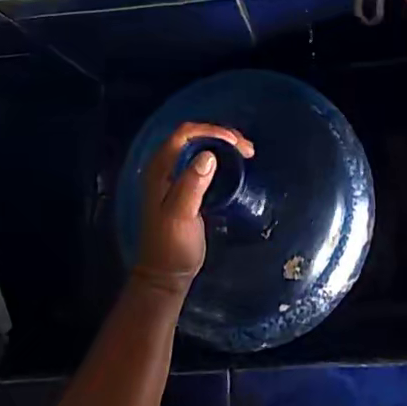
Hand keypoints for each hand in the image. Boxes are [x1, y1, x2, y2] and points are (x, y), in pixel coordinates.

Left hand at [132, 122, 254, 294]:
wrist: (166, 275)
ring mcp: (175, 176)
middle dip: (221, 135)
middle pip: (193, 136)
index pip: (184, 134)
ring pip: (200, 146)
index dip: (210, 131)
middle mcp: (165, 167)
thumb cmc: (171, 247)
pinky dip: (221, 156)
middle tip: (247, 148)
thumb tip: (208, 155)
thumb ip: (191, 184)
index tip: (235, 142)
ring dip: (223, 144)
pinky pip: (203, 160)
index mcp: (159, 169)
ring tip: (247, 152)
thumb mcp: (181, 216)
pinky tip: (236, 163)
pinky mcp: (186, 185)